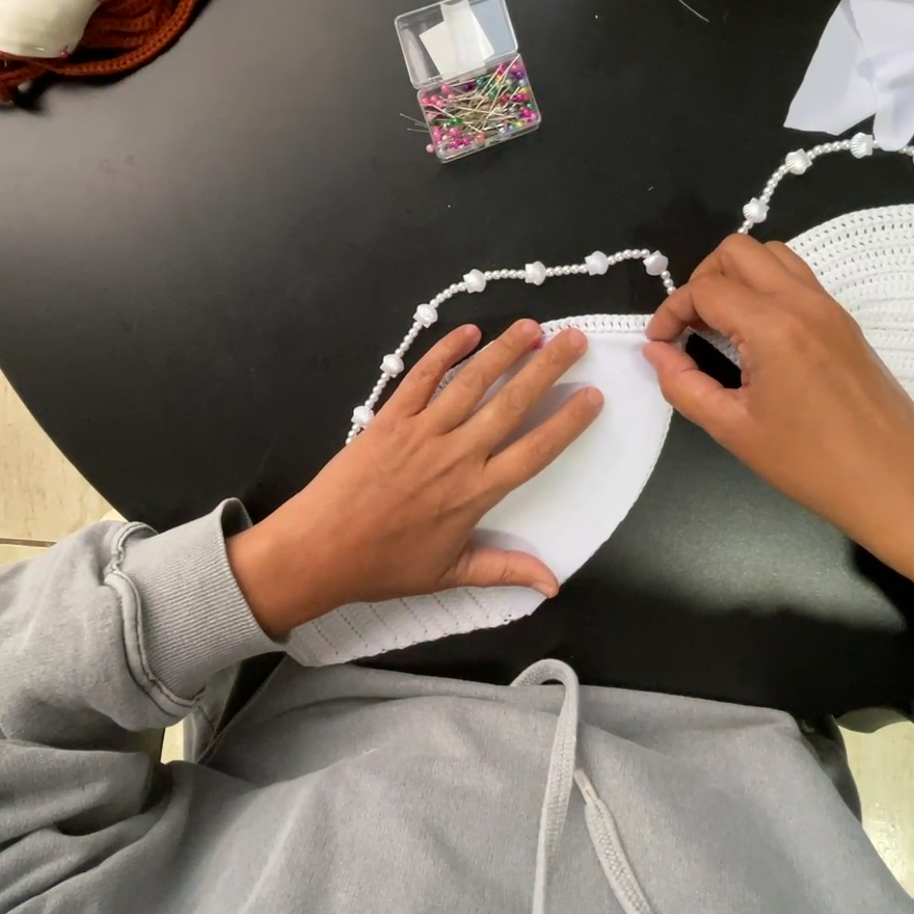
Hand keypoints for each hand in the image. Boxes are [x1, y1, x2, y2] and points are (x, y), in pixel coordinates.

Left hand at [229, 320, 603, 638]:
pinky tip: (468, 332)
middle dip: (548, 369)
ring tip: (532, 328)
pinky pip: (421, 377)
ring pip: (472, 382)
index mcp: (476, 492)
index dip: (568, 421)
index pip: (536, 450)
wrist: (320, 548)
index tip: (593, 395)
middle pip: (512, 403)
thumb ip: (504, 569)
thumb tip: (554, 585)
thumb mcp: (449, 574)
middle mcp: (456, 454)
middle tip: (574, 340)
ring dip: (504, 351)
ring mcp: (422, 431)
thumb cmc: (385, 564)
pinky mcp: (389, 417)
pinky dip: (444, 352)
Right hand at [640, 234, 913, 564]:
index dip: (670, 311)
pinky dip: (763, 289)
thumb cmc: (808, 462)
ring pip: (771, 256)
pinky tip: (752, 336)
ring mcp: (830, 308)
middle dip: (700, 281)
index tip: (659, 344)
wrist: (896, 484)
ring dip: (735, 278)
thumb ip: (682, 384)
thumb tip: (656, 352)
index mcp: (773, 327)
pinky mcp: (844, 323)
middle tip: (689, 327)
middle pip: (737, 251)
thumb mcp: (731, 428)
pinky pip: (795, 280)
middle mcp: (803, 302)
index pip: (705, 289)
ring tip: (718, 326)